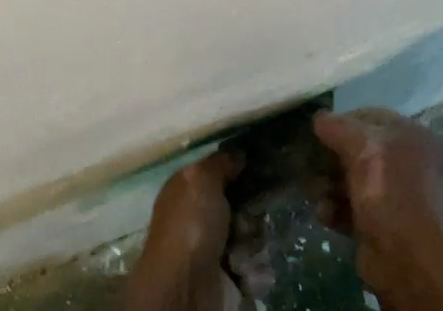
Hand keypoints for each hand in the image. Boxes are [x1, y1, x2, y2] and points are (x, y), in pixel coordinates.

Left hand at [124, 151, 242, 310]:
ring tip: (240, 254)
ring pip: (254, 237)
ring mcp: (215, 250)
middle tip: (246, 221)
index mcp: (189, 192)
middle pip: (245, 206)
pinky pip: (256, 266)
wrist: (184, 287)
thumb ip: (219, 163)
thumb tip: (237, 153)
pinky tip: (242, 272)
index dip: (241, 173)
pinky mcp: (229, 277)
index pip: (221, 175)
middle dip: (253, 215)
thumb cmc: (190, 225)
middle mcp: (201, 219)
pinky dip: (254, 270)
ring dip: (253, 245)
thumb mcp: (200, 179)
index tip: (258, 171)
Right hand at [311, 110, 442, 288]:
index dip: (344, 121)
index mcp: (414, 137)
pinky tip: (323, 212)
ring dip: (330, 184)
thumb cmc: (388, 191)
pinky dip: (336, 208)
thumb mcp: (363, 147)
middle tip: (310, 163)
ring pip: (354, 181)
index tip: (319, 131)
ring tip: (315, 191)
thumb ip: (338, 128)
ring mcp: (396, 196)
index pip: (373, 118)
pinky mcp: (382, 224)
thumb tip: (319, 119)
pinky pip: (353, 208)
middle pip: (361, 151)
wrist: (406, 257)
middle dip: (332, 158)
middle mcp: (409, 163)